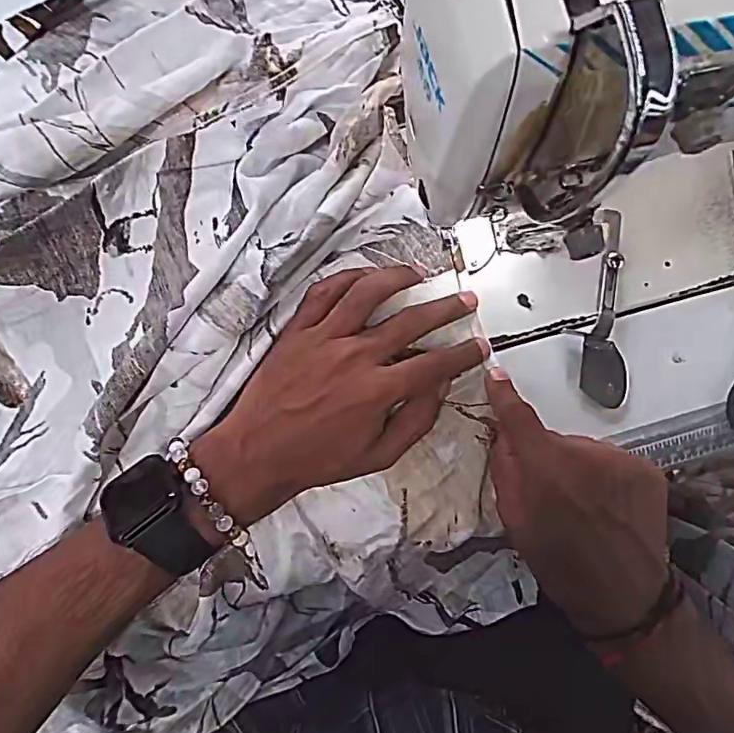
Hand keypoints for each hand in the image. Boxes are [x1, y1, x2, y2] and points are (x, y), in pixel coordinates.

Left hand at [191, 266, 489, 526]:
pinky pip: (324, 292)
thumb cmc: (313, 457)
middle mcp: (353, 357)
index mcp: (376, 391)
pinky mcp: (298, 331)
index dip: (463, 353)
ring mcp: (323, 339)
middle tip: (462, 301)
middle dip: (446, 308)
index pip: (434, 363)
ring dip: (399, 278)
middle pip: (412, 320)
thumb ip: (415, 421)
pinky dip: (347, 277)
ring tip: (417, 275)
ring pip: (368, 292)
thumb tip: (438, 391)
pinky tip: (364, 276)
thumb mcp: (377, 455)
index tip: (476, 346)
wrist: (258, 453)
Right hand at [485, 368, 669, 635]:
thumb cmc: (565, 567)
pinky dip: (606, 477)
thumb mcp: (516, 524)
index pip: (519, 418)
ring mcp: (619, 461)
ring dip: (581, 469)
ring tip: (586, 508)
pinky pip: (612, 461)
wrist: (624, 595)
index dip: (504, 395)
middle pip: (554, 439)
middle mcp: (584, 456)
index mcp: (546, 470)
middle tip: (554, 496)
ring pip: (585, 451)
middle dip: (549, 458)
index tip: (497, 377)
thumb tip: (503, 440)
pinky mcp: (644, 468)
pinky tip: (607, 506)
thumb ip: (506, 474)